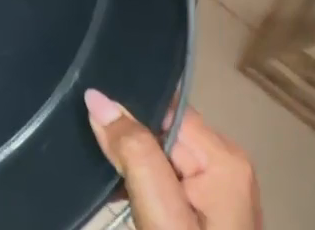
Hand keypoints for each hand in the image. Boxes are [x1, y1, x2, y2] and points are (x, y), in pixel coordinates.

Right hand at [85, 89, 261, 229]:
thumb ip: (134, 153)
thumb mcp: (162, 217)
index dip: (127, 113)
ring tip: (106, 178)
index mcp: (223, 158)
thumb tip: (97, 97)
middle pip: (160, 128)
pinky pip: (164, 175)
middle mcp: (225, 164)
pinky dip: (139, 182)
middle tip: (97, 160)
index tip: (89, 120)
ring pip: (157, 152)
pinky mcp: (206, 207)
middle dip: (125, 140)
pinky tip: (123, 195)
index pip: (163, 109)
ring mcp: (218, 187)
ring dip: (129, 163)